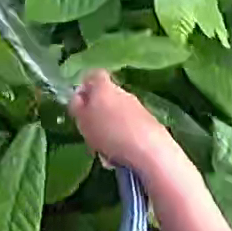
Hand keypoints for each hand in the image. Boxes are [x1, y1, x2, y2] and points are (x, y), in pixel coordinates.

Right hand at [67, 70, 183, 178]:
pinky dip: (127, 137)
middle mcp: (123, 93)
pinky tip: (123, 156)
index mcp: (104, 87)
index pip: (94, 75)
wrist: (153, 154)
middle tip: (91, 129)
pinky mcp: (154, 126)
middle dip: (99, 110)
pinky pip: (134, 127)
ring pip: (120, 114)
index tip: (81, 100)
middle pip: (108, 96)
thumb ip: (76, 105)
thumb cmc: (109, 133)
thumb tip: (79, 97)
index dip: (86, 84)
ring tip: (107, 149)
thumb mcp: (81, 119)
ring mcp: (141, 109)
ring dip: (113, 126)